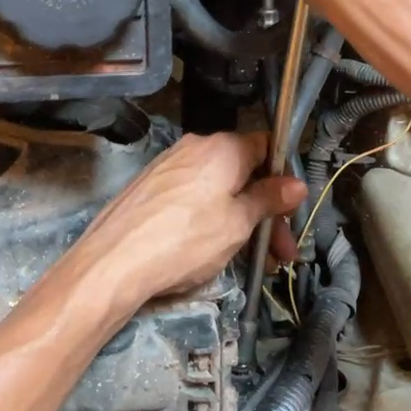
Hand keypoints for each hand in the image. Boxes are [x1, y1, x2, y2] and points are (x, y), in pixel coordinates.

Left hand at [74, 132, 305, 301]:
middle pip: (243, 173)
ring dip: (240, 219)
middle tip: (279, 253)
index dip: (283, 179)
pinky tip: (215, 249)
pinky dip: (211, 218)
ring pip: (218, 188)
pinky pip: (194, 197)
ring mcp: (169, 166)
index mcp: (223, 147)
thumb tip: (297, 184)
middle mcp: (196, 147)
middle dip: (265, 212)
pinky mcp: (150, 187)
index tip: (290, 214)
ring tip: (250, 261)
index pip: (266, 147)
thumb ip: (268, 200)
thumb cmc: (186, 239)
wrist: (113, 263)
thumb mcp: (238, 223)